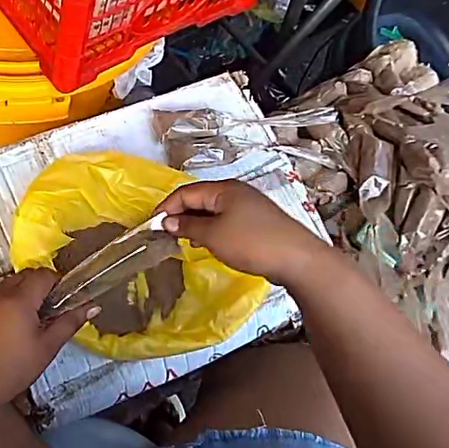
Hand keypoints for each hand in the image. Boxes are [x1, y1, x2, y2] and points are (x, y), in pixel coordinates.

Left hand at [0, 270, 93, 405]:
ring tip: (36, 316)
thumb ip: (70, 322)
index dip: (58, 282)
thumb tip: (93, 307)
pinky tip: (17, 324)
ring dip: (25, 290)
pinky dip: (11, 300)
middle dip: (41, 284)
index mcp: (20, 300)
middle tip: (53, 306)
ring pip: (10, 283)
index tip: (65, 298)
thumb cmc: (16, 368)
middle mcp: (1, 296)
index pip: (43, 275)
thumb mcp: (48, 346)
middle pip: (25, 275)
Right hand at [155, 179, 336, 288]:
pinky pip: (226, 221)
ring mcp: (249, 207)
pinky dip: (212, 230)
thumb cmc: (252, 243)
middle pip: (200, 199)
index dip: (167, 207)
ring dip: (196, 224)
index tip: (152, 225)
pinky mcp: (257, 222)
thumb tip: (167, 222)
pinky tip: (209, 245)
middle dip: (181, 215)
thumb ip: (188, 227)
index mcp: (224, 189)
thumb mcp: (213, 236)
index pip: (186, 192)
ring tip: (184, 242)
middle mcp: (237, 192)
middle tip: (166, 235)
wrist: (296, 258)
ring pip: (213, 211)